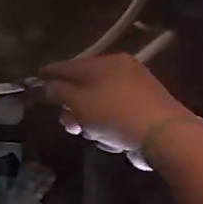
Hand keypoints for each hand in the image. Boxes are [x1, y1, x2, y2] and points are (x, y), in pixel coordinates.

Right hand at [40, 54, 201, 169]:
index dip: (51, 72)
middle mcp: (122, 72)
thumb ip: (60, 92)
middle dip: (72, 106)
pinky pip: (115, 116)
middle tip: (68, 123)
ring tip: (89, 134)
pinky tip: (110, 140)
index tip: (36, 77)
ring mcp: (136, 91)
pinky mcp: (144, 112)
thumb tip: (49, 86)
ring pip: (99, 104)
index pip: (71, 65)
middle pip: (85, 87)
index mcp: (106, 63)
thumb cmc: (116, 114)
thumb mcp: (80, 102)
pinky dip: (108, 127)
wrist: (166, 136)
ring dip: (89, 120)